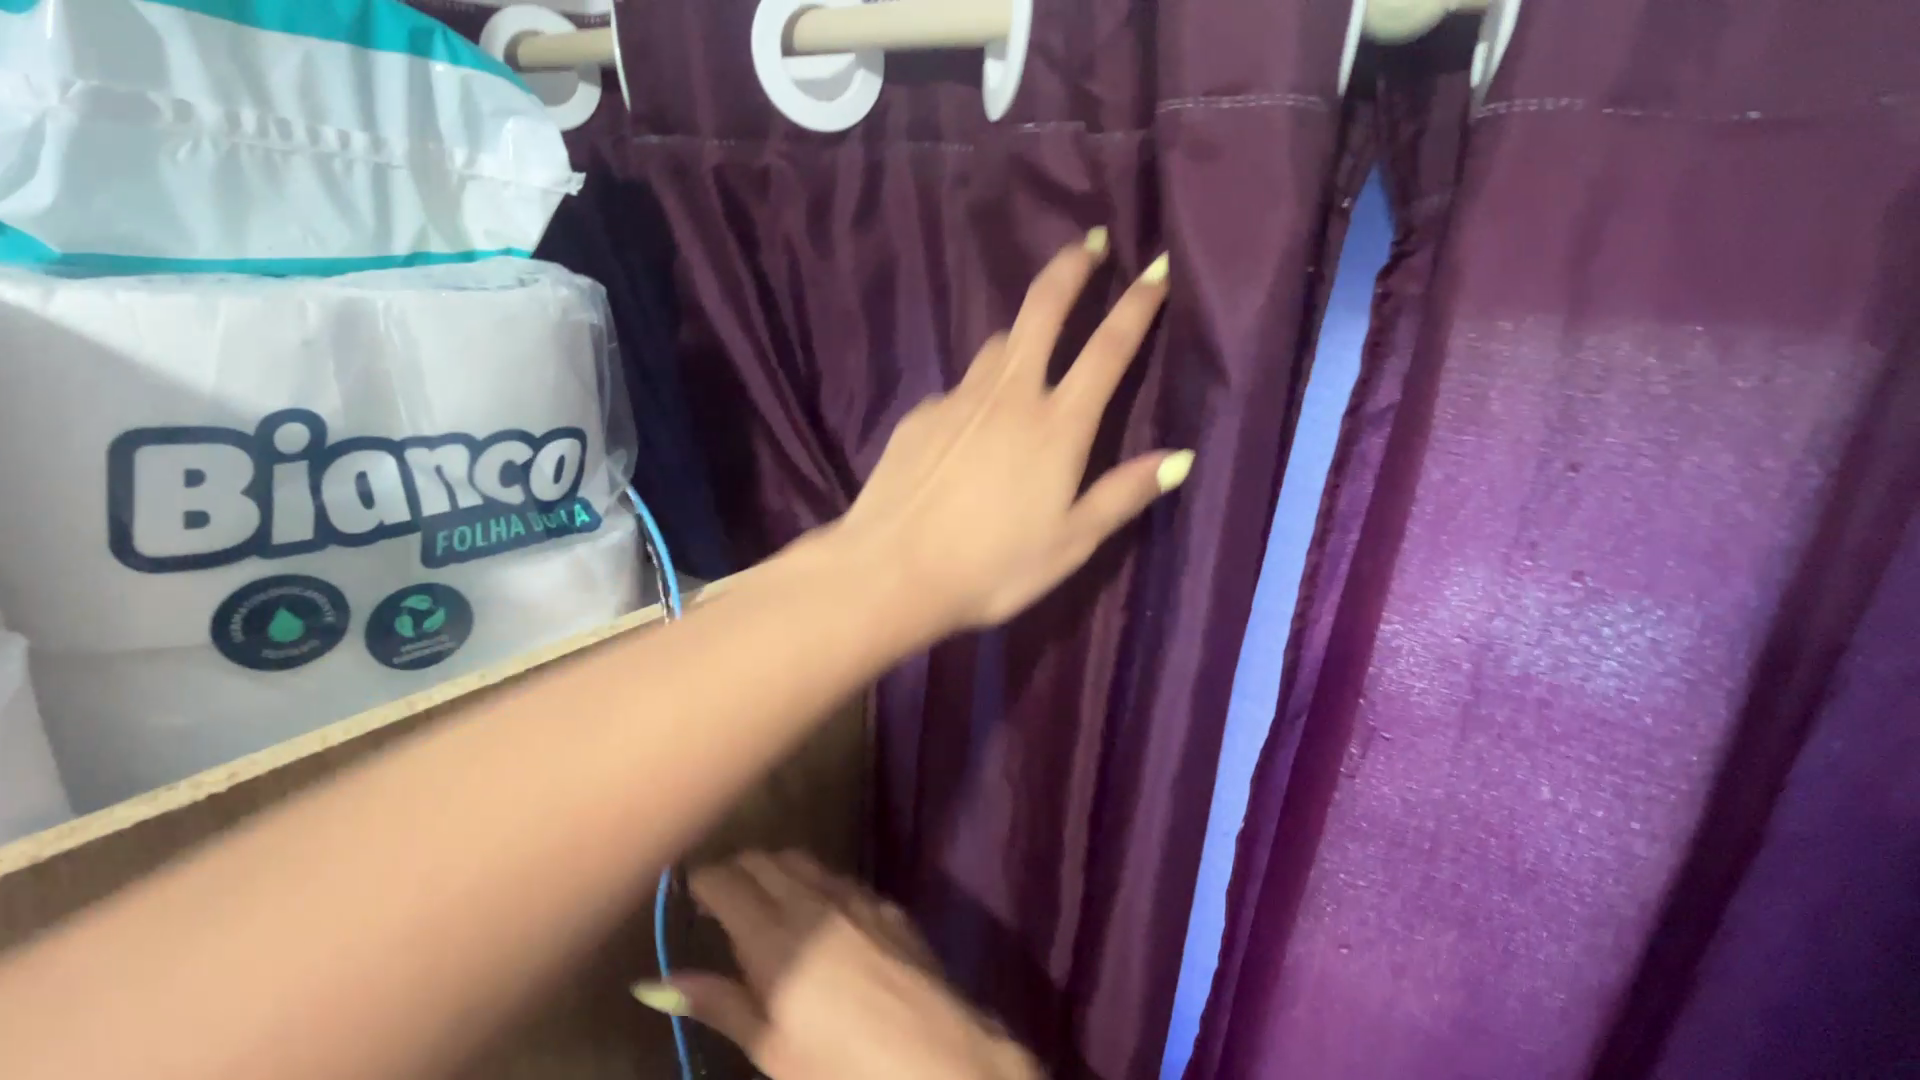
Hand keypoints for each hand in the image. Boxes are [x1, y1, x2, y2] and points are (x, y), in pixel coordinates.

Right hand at [633, 852, 1041, 1079]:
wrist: (938, 1056)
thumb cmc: (841, 1065)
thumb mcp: (771, 1046)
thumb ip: (718, 1004)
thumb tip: (656, 982)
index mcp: (772, 934)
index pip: (724, 880)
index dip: (701, 881)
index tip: (689, 897)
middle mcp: (811, 900)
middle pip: (762, 859)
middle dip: (736, 872)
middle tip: (721, 905)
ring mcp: (855, 897)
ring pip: (803, 861)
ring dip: (777, 872)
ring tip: (768, 906)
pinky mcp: (887, 905)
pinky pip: (840, 878)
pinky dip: (817, 885)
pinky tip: (821, 918)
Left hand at [825, 231, 1186, 633]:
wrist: (891, 573)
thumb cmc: (993, 567)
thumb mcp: (1071, 543)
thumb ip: (1123, 495)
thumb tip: (1181, 457)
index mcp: (1057, 425)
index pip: (1108, 349)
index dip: (1137, 304)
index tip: (1157, 267)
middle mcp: (1009, 395)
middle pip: (1043, 311)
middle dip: (1071, 269)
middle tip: (1090, 243)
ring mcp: (958, 400)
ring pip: (996, 347)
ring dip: (1022, 336)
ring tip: (1032, 351)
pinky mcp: (919, 415)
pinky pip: (959, 391)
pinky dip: (977, 394)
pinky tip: (970, 432)